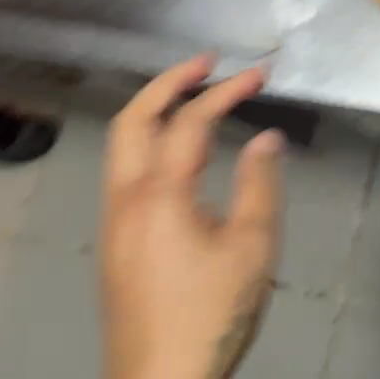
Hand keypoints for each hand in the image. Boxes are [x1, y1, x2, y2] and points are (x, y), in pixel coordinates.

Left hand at [102, 57, 281, 378]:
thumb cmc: (209, 315)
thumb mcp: (252, 248)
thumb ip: (259, 184)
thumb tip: (265, 138)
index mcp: (159, 195)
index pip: (191, 121)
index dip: (227, 90)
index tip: (260, 74)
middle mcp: (125, 199)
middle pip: (133, 120)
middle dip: (168, 81)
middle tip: (207, 63)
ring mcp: (114, 223)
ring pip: (121, 145)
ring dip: (154, 109)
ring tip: (193, 94)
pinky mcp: (115, 244)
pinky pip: (125, 170)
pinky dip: (149, 140)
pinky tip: (179, 153)